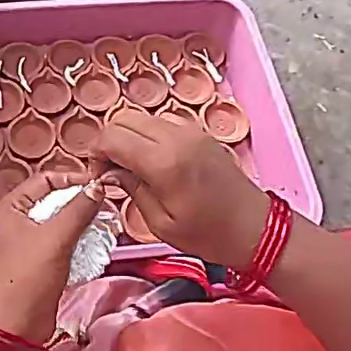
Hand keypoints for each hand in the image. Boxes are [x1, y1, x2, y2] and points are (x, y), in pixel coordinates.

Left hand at [0, 166, 107, 340]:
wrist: (14, 325)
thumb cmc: (27, 276)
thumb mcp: (56, 237)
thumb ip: (78, 209)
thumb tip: (97, 187)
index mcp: (12, 206)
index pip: (46, 179)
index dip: (73, 179)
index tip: (100, 185)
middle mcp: (18, 220)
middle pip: (54, 200)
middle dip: (81, 203)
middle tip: (107, 208)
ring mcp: (28, 242)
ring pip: (61, 223)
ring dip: (83, 224)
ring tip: (106, 227)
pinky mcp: (40, 262)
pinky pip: (63, 243)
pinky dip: (79, 243)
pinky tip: (96, 247)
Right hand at [94, 109, 269, 267]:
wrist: (255, 228)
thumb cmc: (208, 234)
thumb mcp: (160, 223)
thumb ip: (131, 189)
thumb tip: (109, 172)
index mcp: (164, 162)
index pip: (112, 137)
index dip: (95, 153)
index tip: (98, 174)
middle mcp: (176, 138)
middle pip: (123, 118)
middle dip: (108, 140)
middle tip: (108, 168)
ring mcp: (190, 131)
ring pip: (141, 117)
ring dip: (127, 136)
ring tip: (128, 166)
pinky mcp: (199, 133)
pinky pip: (160, 122)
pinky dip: (145, 135)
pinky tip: (149, 161)